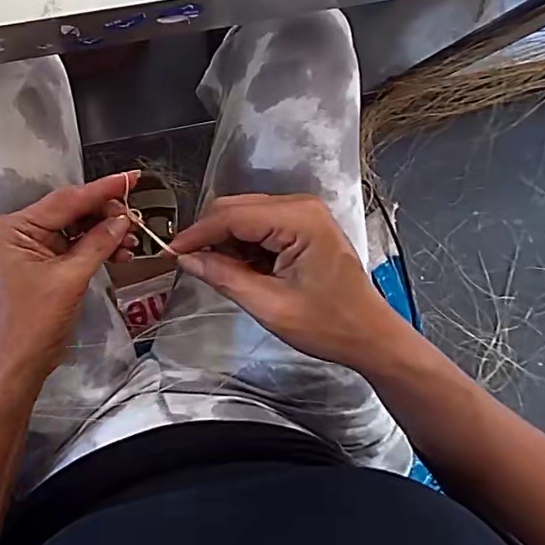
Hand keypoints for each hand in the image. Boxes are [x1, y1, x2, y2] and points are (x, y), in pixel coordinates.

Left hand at [0, 171, 136, 392]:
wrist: (14, 366)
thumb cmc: (32, 323)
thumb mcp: (69, 279)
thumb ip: (97, 243)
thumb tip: (122, 219)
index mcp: (15, 227)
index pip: (66, 200)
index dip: (102, 189)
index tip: (131, 177)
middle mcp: (19, 231)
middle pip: (70, 211)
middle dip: (105, 214)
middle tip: (136, 218)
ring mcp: (29, 249)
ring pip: (74, 229)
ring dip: (104, 233)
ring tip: (132, 240)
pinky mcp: (40, 266)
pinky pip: (72, 248)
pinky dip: (94, 249)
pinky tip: (119, 253)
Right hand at [169, 193, 416, 372]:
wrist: (373, 338)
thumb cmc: (329, 325)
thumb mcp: (269, 306)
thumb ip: (224, 277)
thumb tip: (186, 259)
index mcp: (299, 219)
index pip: (231, 216)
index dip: (197, 234)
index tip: (171, 253)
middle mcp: (300, 206)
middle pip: (233, 209)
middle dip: (208, 236)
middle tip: (189, 264)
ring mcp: (301, 212)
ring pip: (240, 215)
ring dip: (223, 241)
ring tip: (215, 270)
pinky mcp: (300, 224)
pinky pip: (255, 224)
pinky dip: (239, 243)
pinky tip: (237, 266)